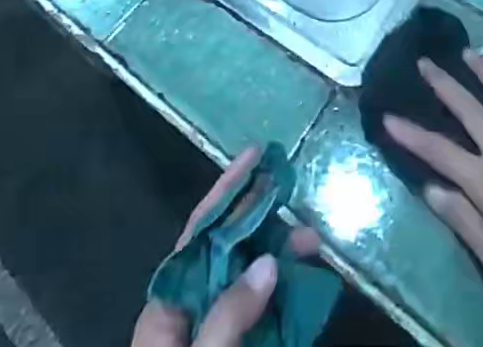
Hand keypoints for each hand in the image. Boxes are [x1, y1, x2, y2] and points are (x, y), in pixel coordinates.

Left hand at [131, 145, 322, 346]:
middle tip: (300, 208)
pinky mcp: (234, 343)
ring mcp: (211, 326)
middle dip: (266, 223)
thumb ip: (230, 311)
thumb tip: (269, 261)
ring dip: (280, 257)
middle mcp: (190, 304)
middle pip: (230, 248)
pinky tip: (305, 281)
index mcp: (169, 300)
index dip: (228, 188)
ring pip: (249, 277)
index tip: (255, 153)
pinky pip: (259, 311)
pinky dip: (282, 294)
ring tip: (313, 245)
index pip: (201, 228)